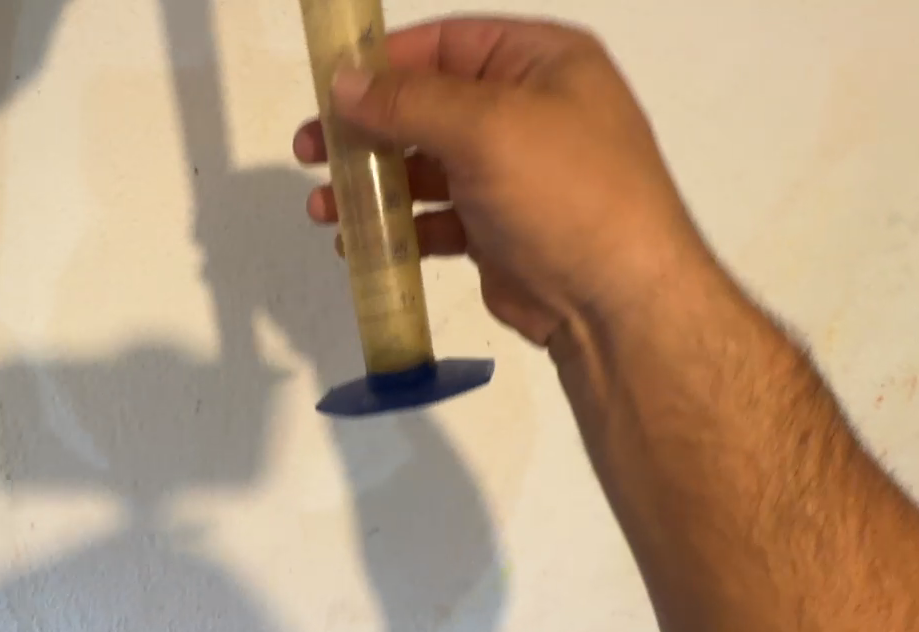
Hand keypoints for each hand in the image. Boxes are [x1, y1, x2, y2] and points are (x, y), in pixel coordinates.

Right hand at [295, 18, 717, 351]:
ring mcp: (505, 175)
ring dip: (371, 187)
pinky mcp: (491, 229)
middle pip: (424, 111)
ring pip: (421, 170)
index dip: (383, 64)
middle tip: (309, 152)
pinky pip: (432, 219)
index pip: (445, 45)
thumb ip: (410, 103)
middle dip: (364, 132)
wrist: (609, 298)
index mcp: (536, 64)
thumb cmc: (563, 194)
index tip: (327, 90)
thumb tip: (344, 84)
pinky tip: (360, 244)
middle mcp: (520, 113)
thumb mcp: (487, 129)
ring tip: (323, 209)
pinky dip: (397, 230)